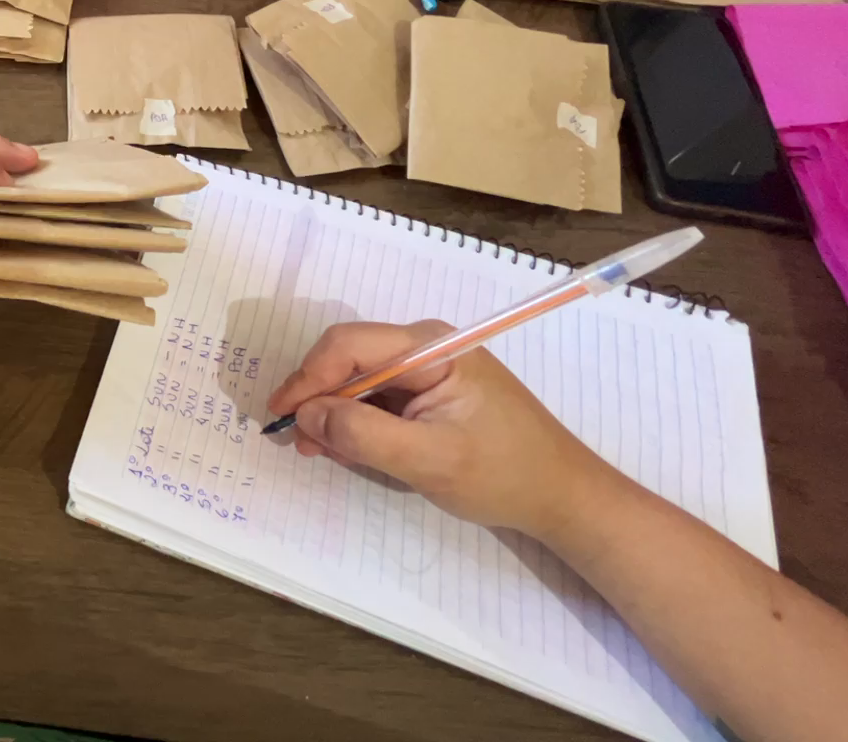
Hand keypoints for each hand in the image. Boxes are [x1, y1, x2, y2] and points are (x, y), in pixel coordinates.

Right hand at [266, 321, 626, 538]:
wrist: (566, 501)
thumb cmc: (504, 476)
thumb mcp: (430, 460)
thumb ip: (363, 434)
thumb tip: (306, 415)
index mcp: (430, 347)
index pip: (347, 346)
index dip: (307, 378)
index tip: (281, 415)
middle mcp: (422, 346)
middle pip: (346, 359)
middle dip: (317, 397)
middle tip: (297, 438)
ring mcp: (424, 367)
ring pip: (354, 379)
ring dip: (330, 412)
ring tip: (315, 448)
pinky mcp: (424, 390)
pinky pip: (372, 396)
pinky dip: (351, 420)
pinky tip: (342, 447)